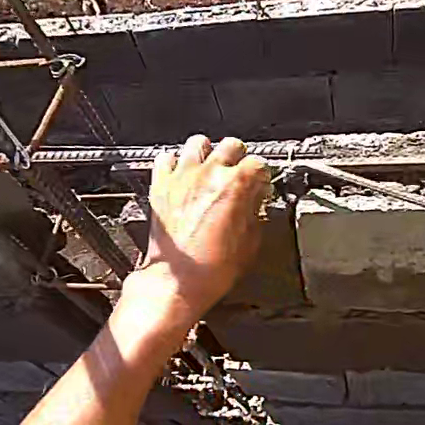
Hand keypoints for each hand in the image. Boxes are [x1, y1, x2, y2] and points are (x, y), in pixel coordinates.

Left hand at [123, 134, 268, 331]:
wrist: (178, 281)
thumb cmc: (211, 268)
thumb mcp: (250, 243)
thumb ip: (256, 213)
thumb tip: (256, 202)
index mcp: (236, 185)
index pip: (259, 163)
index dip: (263, 176)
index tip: (261, 185)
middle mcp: (209, 174)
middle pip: (231, 144)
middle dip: (239, 157)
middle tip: (240, 174)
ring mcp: (182, 176)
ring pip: (198, 143)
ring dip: (208, 154)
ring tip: (211, 169)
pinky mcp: (161, 185)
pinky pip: (166, 158)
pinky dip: (176, 164)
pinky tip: (183, 176)